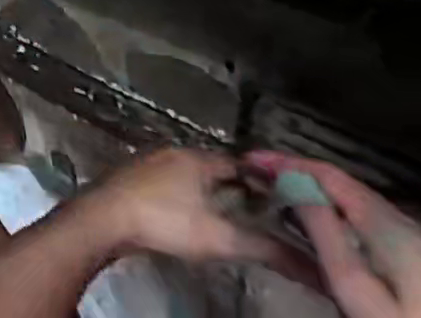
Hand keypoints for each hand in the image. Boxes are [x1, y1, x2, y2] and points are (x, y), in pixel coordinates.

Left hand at [78, 149, 304, 272]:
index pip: (241, 163)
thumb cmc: (164, 220)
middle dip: (243, 187)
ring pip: (194, 174)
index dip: (267, 181)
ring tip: (240, 217)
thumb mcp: (220, 237)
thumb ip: (267, 249)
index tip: (291, 203)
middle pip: (217, 167)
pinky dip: (194, 195)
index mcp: (195, 158)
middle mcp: (174, 152)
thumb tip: (314, 268)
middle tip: (270, 214)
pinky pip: (175, 181)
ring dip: (216, 191)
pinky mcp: (137, 177)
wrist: (105, 217)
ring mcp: (152, 162)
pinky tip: (199, 215)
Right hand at [245, 152, 420, 317]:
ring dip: (328, 199)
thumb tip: (294, 185)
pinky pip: (389, 231)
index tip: (251, 160)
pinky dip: (353, 221)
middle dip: (304, 178)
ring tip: (291, 203)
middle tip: (263, 180)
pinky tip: (340, 236)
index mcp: (395, 229)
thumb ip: (327, 236)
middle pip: (352, 189)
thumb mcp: (359, 294)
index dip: (288, 162)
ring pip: (371, 210)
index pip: (331, 175)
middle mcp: (420, 229)